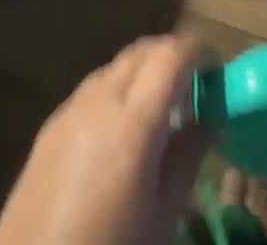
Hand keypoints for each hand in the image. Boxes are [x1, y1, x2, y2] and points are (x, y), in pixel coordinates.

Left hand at [0, 35, 209, 244]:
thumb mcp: (163, 214)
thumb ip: (188, 157)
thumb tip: (212, 118)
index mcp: (131, 124)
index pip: (169, 57)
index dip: (197, 51)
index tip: (218, 66)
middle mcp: (96, 104)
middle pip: (139, 52)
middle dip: (172, 55)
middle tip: (198, 83)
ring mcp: (67, 113)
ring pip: (113, 68)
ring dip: (142, 71)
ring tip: (164, 105)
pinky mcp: (48, 129)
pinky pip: (90, 91)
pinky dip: (116, 90)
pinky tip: (124, 127)